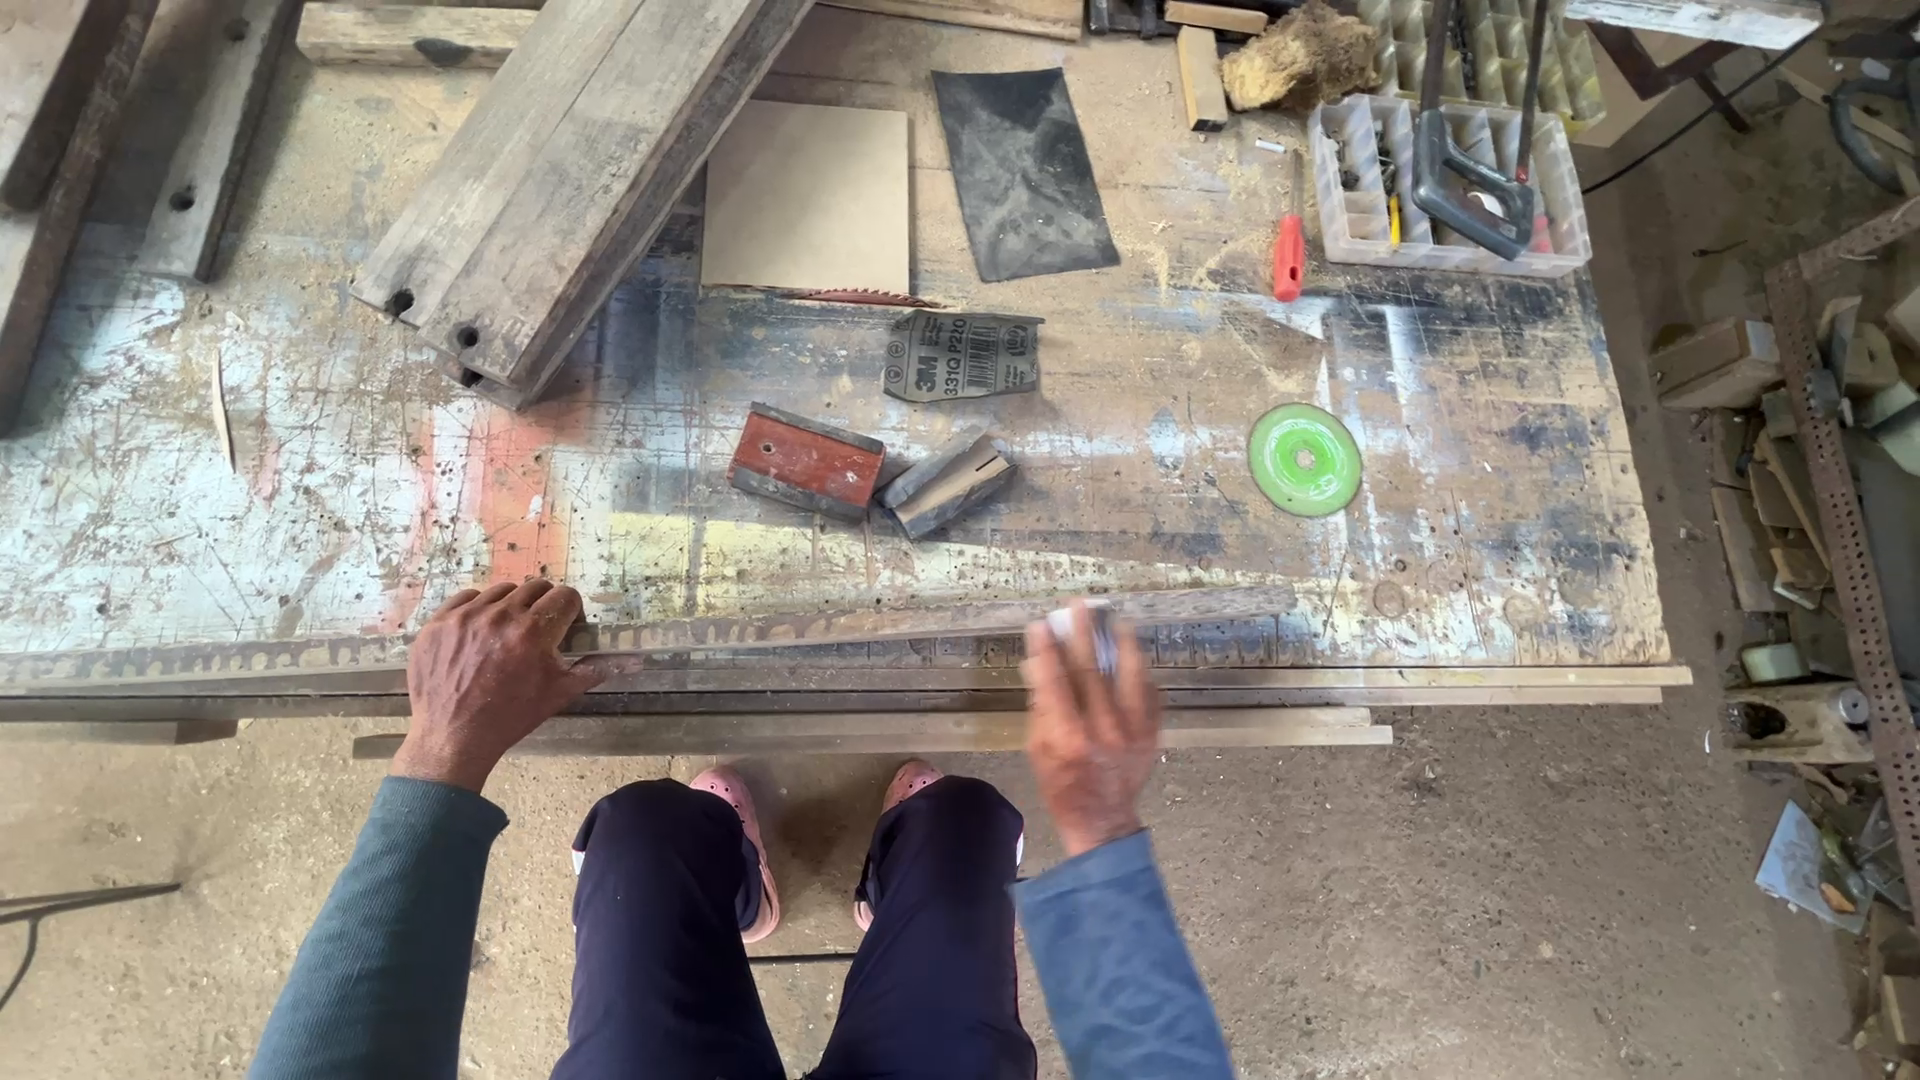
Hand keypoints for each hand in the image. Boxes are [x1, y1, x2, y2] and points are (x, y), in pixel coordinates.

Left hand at [394, 580, 611, 791]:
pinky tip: (481, 631)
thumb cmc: (512, 716)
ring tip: (508, 631)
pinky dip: (479, 608)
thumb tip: (631, 659)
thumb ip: (595, 669)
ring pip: (502, 591)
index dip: (571, 610)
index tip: (566, 626)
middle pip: (536, 587)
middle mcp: (500, 617)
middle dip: (545, 604)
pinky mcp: (438, 624)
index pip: (566, 596)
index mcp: (533, 633)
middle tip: (540, 628)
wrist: (452, 737)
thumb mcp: (560, 693)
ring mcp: (465, 618)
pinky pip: (467, 598)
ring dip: (513, 605)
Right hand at [1020, 602, 1161, 857]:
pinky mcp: (1153, 732)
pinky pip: (1148, 691)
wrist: (1103, 820)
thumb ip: (1041, 706)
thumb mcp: (1037, 748)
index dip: (1047, 650)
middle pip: (1092, 671)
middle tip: (1079, 605)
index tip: (1041, 623)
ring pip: (1129, 674)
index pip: (1055, 682)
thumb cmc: (1061, 784)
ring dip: (1122, 642)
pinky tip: (1131, 652)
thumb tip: (1040, 664)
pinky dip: (1138, 670)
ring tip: (1117, 619)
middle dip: (1083, 633)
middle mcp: (1104, 730)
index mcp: (1069, 737)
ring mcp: (1134, 730)